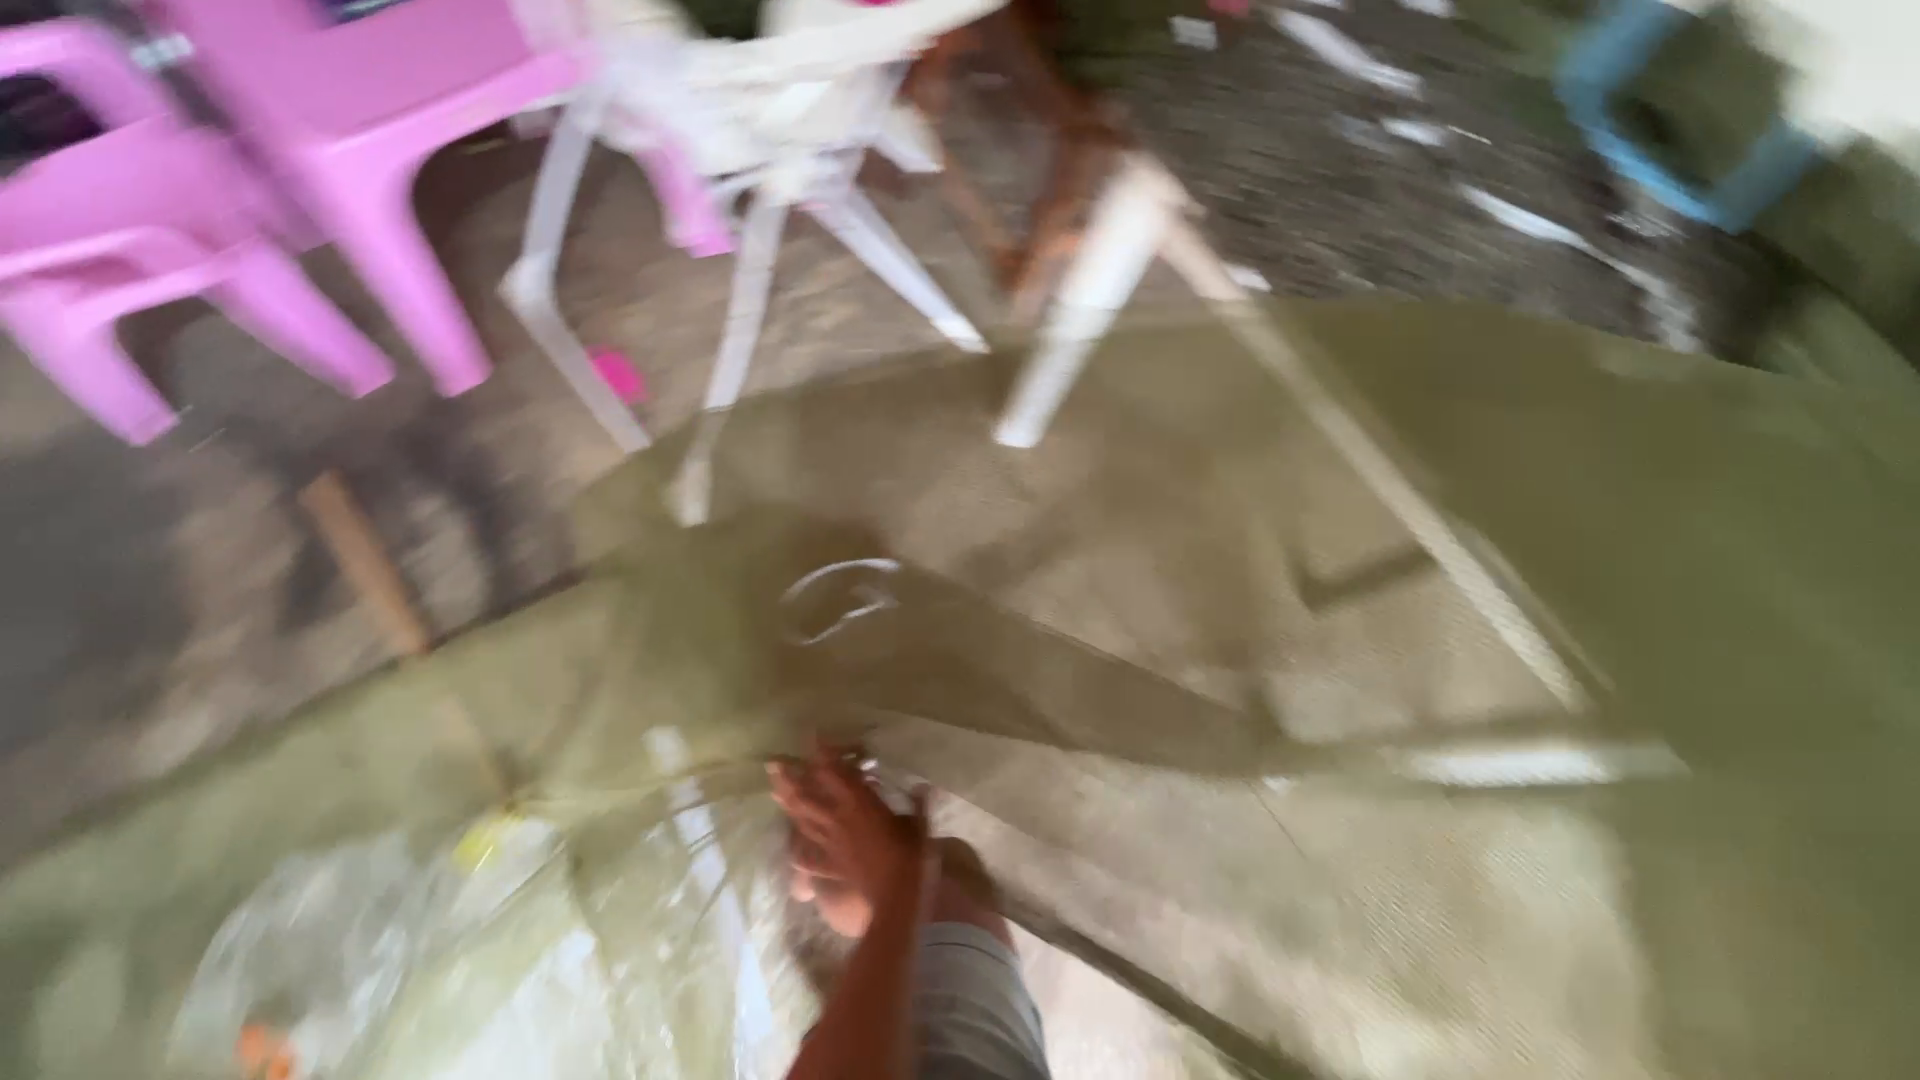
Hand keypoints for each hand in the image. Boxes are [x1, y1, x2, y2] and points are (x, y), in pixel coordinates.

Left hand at [770, 741, 931, 935]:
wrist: (895, 899)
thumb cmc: (910, 856)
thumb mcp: (919, 824)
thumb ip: (919, 804)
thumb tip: (924, 786)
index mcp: (859, 803)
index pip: (834, 771)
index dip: (822, 752)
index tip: (812, 736)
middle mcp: (837, 819)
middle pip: (806, 795)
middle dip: (789, 777)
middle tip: (773, 762)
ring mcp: (829, 843)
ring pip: (801, 820)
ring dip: (787, 803)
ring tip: (774, 790)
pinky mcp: (829, 865)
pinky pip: (808, 857)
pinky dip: (798, 851)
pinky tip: (792, 848)